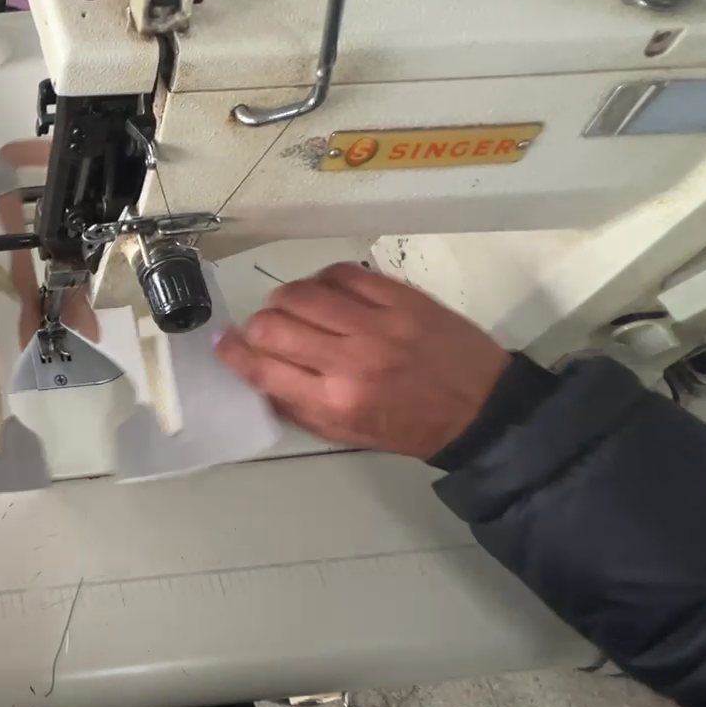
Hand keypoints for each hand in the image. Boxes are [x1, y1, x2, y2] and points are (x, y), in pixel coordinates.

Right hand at [213, 263, 511, 458]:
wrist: (481, 410)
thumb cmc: (405, 427)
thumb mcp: (341, 433)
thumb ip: (293, 404)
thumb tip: (253, 370)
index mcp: (334, 399)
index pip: (261, 367)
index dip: (232, 352)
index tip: (224, 342)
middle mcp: (350, 359)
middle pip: (271, 326)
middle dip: (256, 327)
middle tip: (265, 331)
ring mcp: (377, 324)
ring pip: (300, 294)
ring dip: (283, 300)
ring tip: (292, 309)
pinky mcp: (401, 298)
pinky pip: (342, 273)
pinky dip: (322, 280)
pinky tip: (325, 293)